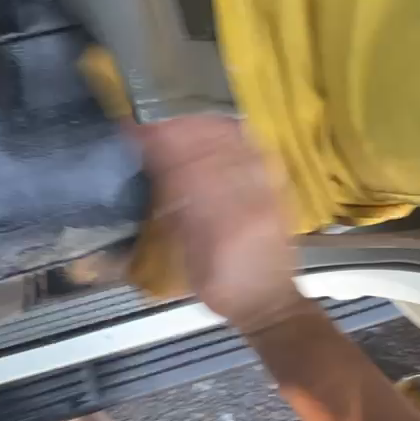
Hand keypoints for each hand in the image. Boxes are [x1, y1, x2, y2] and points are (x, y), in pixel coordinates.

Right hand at [136, 114, 308, 332]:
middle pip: (211, 155)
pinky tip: (222, 124)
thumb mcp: (190, 261)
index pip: (185, 175)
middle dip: (181, 132)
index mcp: (218, 228)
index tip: (142, 134)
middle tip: (158, 122)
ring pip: (235, 149)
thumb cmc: (224, 290)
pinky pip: (257, 155)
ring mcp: (266, 197)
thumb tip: (160, 179)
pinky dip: (236, 136)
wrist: (269, 302)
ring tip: (184, 118)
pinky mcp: (278, 193)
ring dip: (207, 128)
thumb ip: (177, 220)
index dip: (161, 150)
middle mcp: (245, 206)